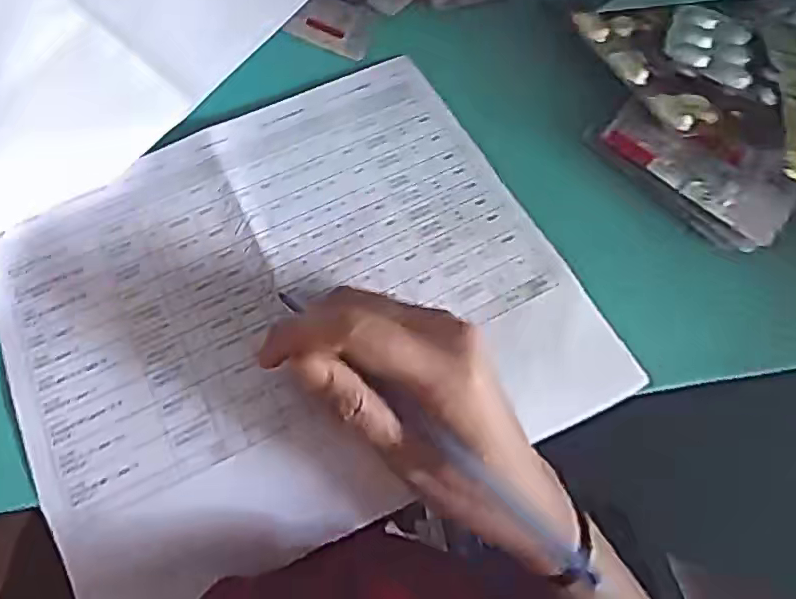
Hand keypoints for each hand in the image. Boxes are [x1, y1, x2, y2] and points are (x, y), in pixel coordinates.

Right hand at [258, 287, 580, 577]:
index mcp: (443, 365)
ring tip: (304, 360)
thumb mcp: (406, 461)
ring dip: (327, 323)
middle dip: (309, 325)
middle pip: (358, 305)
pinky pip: (382, 311)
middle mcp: (445, 328)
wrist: (529, 494)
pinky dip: (350, 325)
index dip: (303, 332)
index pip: (357, 327)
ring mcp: (447, 321)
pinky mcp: (443, 326)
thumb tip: (299, 362)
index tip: (266, 353)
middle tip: (278, 359)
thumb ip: (353, 405)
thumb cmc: (471, 492)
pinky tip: (338, 354)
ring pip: (367, 302)